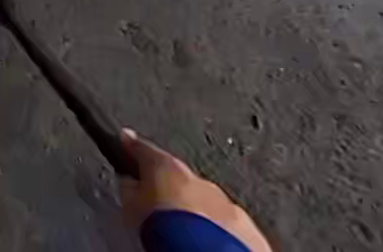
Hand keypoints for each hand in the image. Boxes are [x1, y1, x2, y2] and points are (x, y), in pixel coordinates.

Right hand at [120, 130, 273, 251]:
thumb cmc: (163, 228)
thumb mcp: (130, 204)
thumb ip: (129, 186)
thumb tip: (129, 182)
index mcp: (168, 166)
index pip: (145, 149)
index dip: (133, 145)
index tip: (127, 141)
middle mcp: (202, 182)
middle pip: (183, 180)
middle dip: (175, 190)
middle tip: (163, 207)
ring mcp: (231, 208)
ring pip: (212, 205)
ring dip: (201, 213)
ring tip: (188, 232)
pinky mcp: (255, 236)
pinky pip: (234, 229)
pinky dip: (222, 233)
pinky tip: (211, 244)